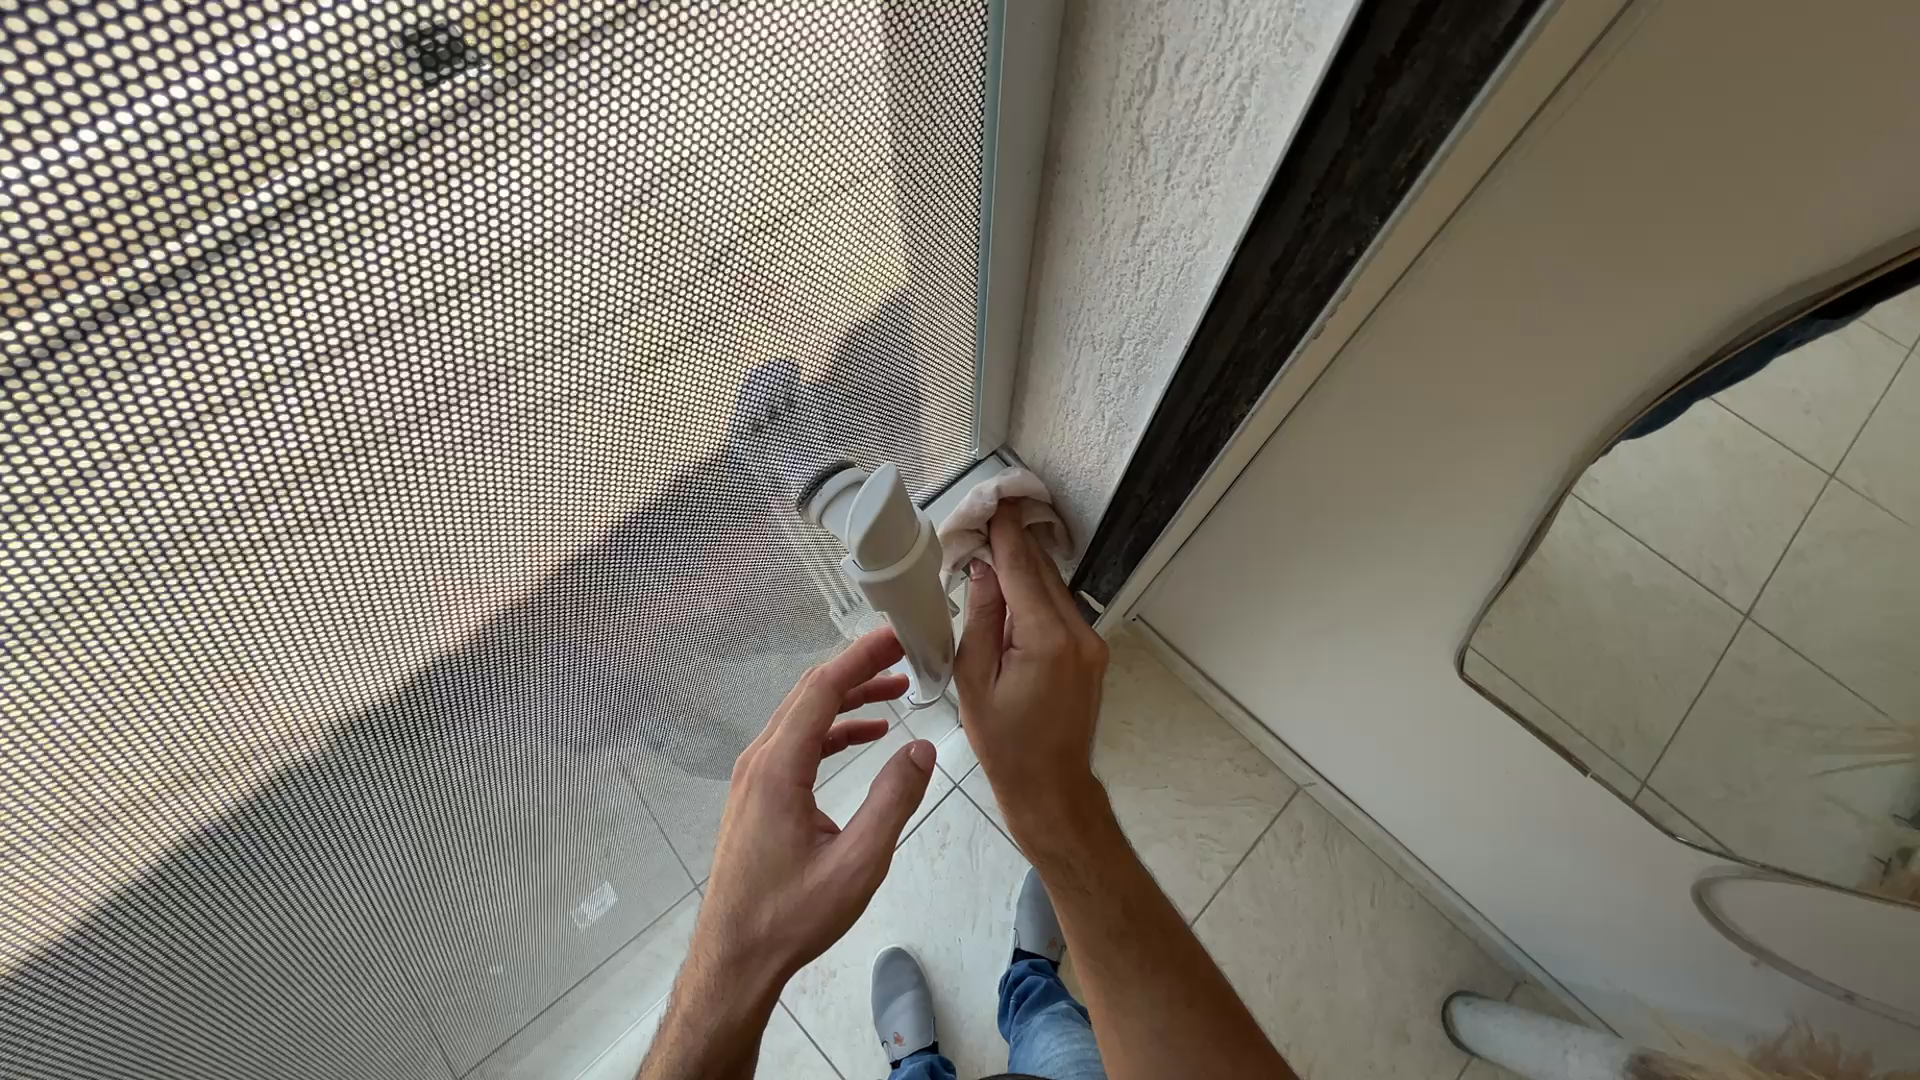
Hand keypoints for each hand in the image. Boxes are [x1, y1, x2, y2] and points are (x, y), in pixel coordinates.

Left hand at [692, 627, 936, 999]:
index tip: (896, 636)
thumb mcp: (857, 863)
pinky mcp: (758, 792)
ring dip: (848, 697)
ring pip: (804, 715)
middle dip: (858, 667)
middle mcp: (760, 760)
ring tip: (895, 690)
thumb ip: (893, 800)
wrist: (733, 961)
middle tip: (903, 653)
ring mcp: (754, 775)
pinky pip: (799, 742)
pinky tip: (866, 735)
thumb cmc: (792, 916)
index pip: (822, 689)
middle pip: (811, 692)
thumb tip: (923, 747)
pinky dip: (834, 729)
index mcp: (778, 767)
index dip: (861, 656)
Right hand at [952, 507, 1109, 838]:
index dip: (1006, 532)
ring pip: (1054, 588)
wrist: (1051, 787)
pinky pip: (1061, 610)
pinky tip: (1014, 588)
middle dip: (1015, 542)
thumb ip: (981, 618)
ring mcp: (1092, 643)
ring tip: (994, 548)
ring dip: (1026, 567)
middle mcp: (1079, 633)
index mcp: (1046, 639)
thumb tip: (984, 570)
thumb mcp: (975, 679)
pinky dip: (1037, 593)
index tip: (995, 501)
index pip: (1023, 568)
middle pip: (1043, 572)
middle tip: (989, 517)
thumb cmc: (1005, 742)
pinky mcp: (1093, 653)